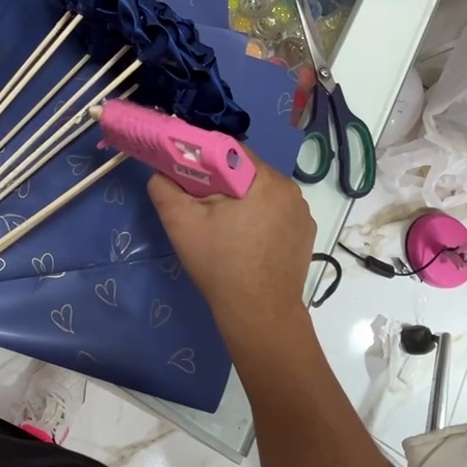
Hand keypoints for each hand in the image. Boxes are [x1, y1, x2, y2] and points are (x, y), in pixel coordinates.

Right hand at [146, 161, 315, 347]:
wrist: (259, 314)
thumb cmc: (221, 263)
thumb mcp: (181, 222)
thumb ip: (164, 187)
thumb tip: (161, 173)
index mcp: (266, 179)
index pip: (230, 152)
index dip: (205, 161)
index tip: (189, 180)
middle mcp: (291, 190)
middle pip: (246, 173)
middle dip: (223, 185)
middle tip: (203, 210)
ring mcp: (303, 215)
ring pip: (262, 194)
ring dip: (242, 204)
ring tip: (223, 231)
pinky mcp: (305, 236)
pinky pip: (276, 215)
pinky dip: (260, 222)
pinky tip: (246, 245)